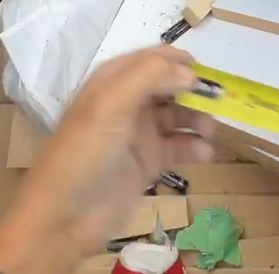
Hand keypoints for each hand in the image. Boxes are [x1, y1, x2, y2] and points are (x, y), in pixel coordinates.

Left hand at [0, 47, 215, 273]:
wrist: (61, 219)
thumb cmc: (83, 152)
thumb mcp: (110, 104)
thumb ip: (150, 77)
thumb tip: (189, 72)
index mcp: (114, 81)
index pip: (152, 58)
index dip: (177, 60)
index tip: (203, 70)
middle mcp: (129, 102)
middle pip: (169, 85)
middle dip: (193, 89)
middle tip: (217, 98)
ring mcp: (139, 133)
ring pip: (178, 115)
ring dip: (198, 118)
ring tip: (211, 129)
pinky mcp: (148, 162)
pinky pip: (179, 147)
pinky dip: (195, 146)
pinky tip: (205, 152)